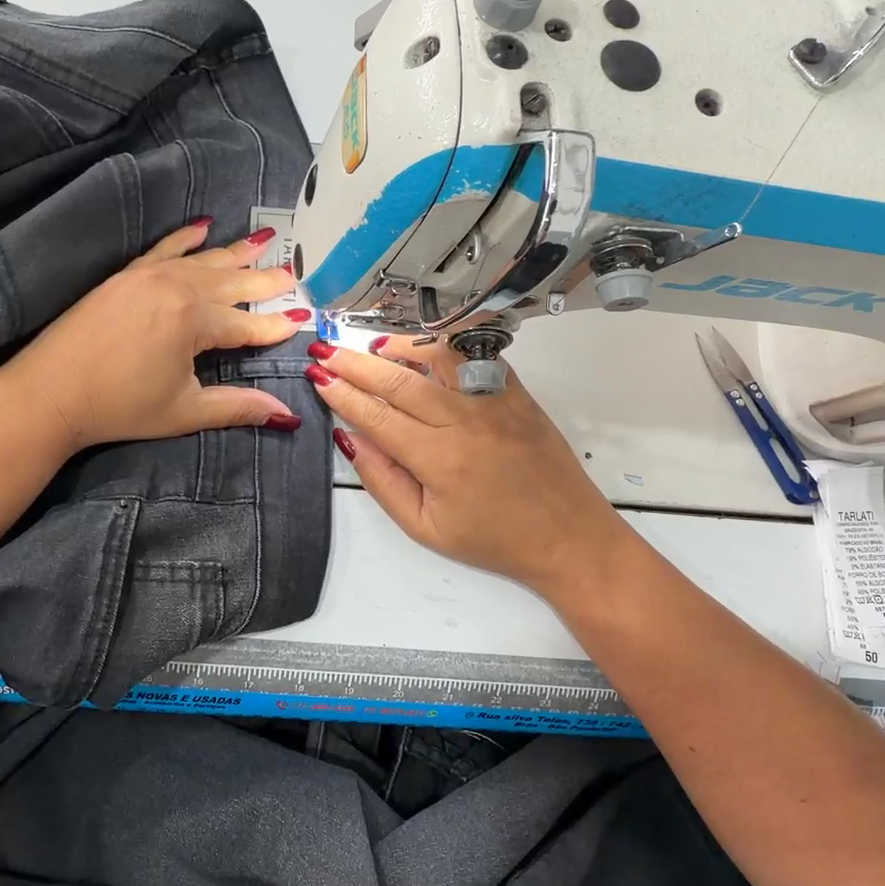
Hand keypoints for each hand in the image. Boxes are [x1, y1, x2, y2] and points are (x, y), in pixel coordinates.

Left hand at [0, 219, 306, 449]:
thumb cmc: (118, 407)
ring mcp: (148, 276)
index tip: (303, 320)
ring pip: (203, 261)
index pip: (246, 323)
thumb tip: (287, 416)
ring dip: (235, 254)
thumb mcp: (183, 411)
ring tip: (265, 244)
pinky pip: (163, 248)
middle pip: (231, 283)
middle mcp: (175, 287)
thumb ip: (237, 407)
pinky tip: (203, 226)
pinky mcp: (125, 275)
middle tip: (294, 275)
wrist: (50, 391)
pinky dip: (185, 238)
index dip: (275, 326)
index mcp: (193, 320)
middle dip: (265, 281)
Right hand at [306, 336, 637, 594]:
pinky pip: (477, 356)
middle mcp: (466, 421)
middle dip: (355, 363)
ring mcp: (495, 402)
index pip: (376, 415)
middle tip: (325, 350)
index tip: (316, 377)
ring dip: (400, 347)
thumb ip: (382, 482)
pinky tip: (424, 348)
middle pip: (399, 380)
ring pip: (439, 356)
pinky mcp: (517, 394)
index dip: (341, 394)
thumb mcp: (424, 528)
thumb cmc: (492, 540)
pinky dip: (445, 346)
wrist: (568, 537)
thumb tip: (349, 439)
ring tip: (372, 348)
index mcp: (439, 460)